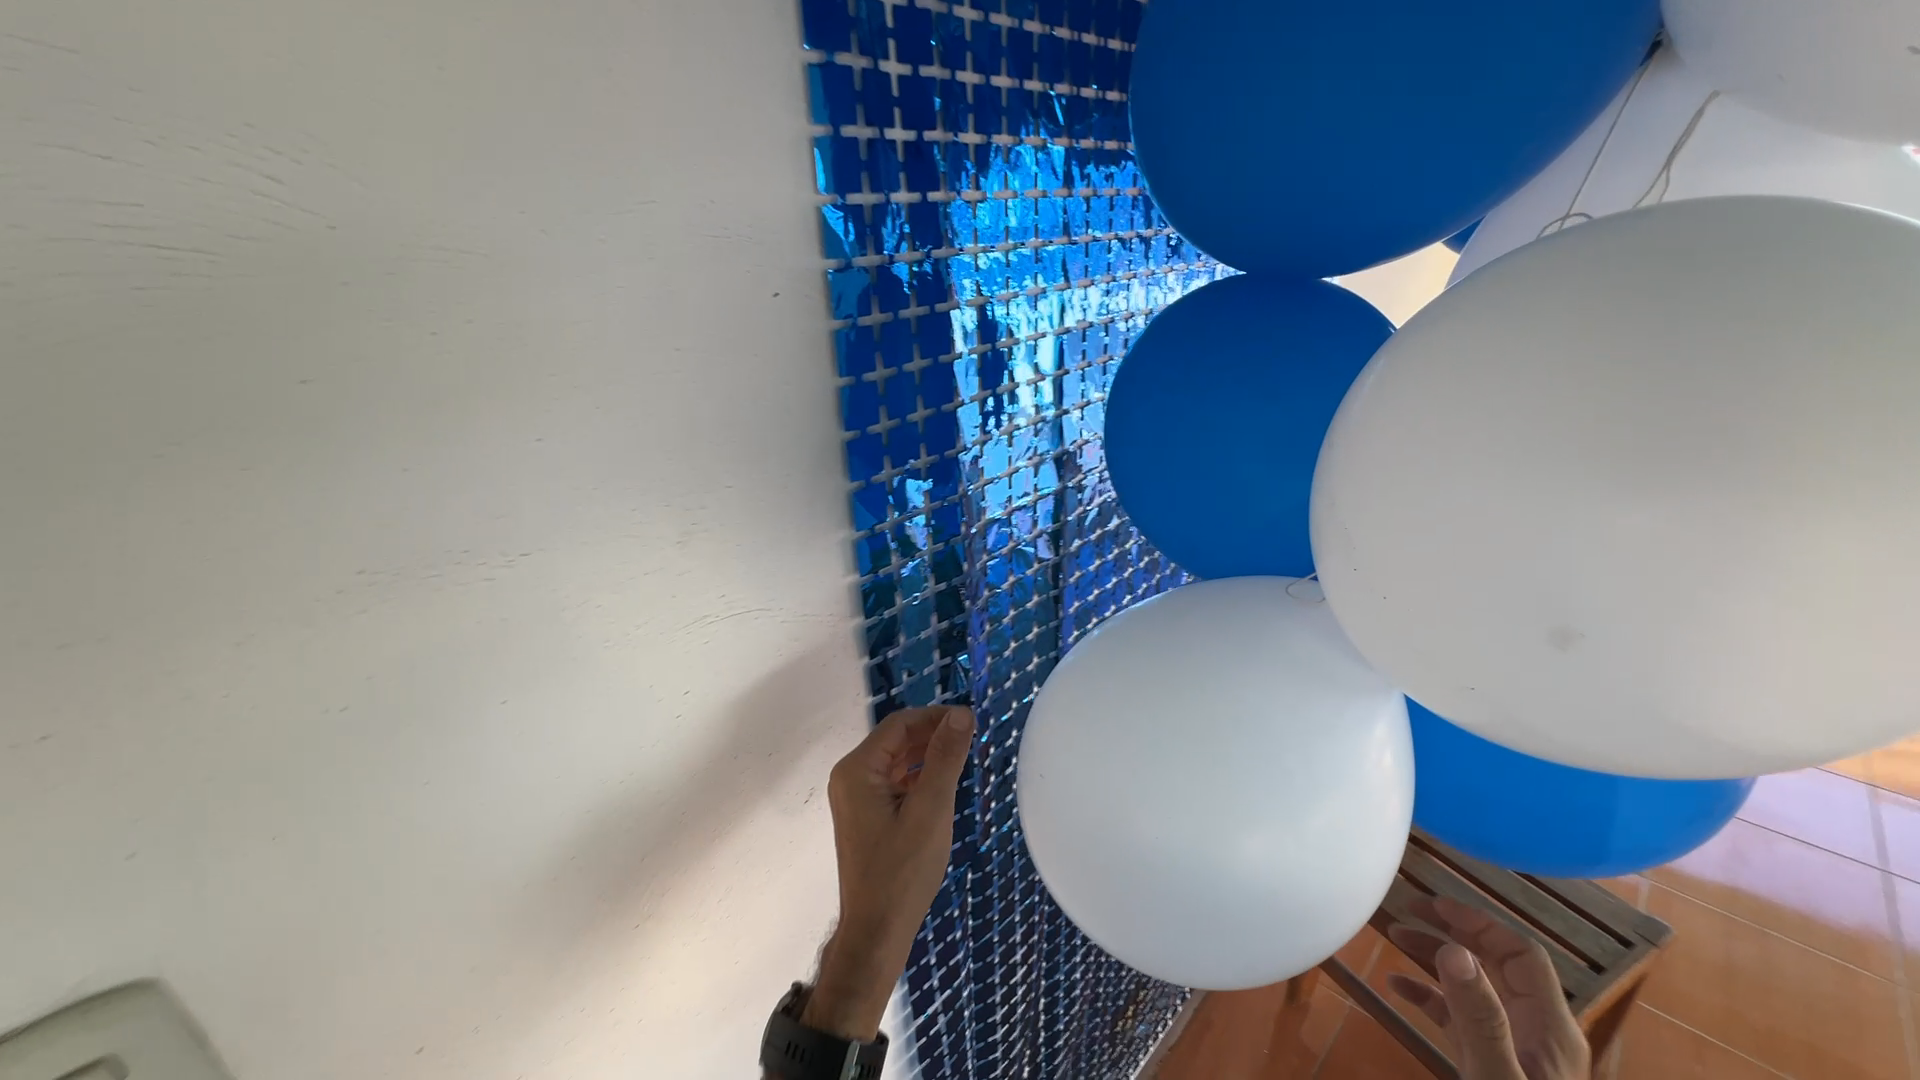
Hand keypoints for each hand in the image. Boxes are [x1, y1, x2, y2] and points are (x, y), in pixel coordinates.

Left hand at [800, 705, 975, 1041]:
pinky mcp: (866, 816)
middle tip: (974, 738)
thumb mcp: (931, 810)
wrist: (877, 931)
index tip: (972, 719)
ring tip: (966, 757)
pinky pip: (895, 782)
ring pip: (897, 761)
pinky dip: (920, 777)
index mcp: (857, 769)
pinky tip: (945, 784)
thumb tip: (962, 713)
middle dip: (934, 735)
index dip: (936, 717)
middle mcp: (850, 777)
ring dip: (929, 756)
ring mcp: (856, 798)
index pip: (899, 724)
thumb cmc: (903, 870)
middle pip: (896, 740)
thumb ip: (945, 757)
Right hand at [1385, 895, 1591, 1079]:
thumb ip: (1479, 1018)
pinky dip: (1429, 996)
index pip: (1520, 954)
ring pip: (1475, 986)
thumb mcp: (1495, 1079)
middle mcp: (1536, 1031)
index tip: (1432, 904)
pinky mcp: (1491, 1065)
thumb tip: (1455, 950)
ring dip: (1435, 958)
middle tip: (1405, 910)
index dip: (1479, 922)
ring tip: (1393, 936)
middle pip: (1495, 963)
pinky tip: (1397, 987)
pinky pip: (1460, 1018)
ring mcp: (1515, 1049)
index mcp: (1550, 1028)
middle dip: (1452, 931)